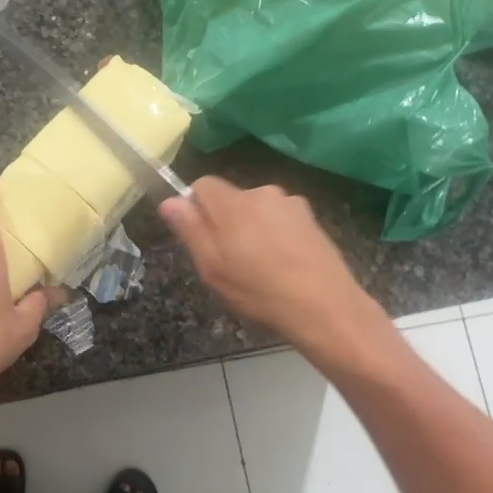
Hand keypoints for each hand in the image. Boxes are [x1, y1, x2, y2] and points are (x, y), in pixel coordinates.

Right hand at [159, 177, 387, 356]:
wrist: (323, 306)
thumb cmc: (259, 291)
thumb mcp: (212, 267)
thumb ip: (190, 230)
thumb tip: (169, 201)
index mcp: (234, 202)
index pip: (202, 185)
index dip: (194, 209)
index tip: (199, 239)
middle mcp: (263, 193)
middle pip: (231, 199)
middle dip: (225, 223)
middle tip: (228, 263)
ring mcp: (291, 204)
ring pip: (257, 211)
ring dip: (252, 231)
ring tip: (259, 268)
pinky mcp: (312, 220)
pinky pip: (280, 221)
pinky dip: (275, 237)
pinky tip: (282, 267)